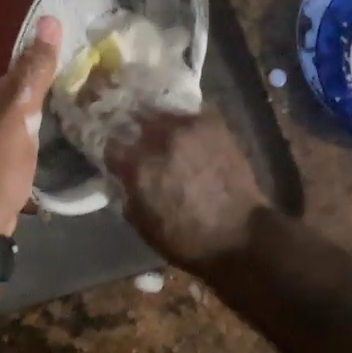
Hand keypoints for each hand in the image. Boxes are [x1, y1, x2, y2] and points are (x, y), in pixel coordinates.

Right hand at [103, 110, 266, 268]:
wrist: (241, 237)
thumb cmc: (187, 240)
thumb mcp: (143, 224)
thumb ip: (127, 192)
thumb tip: (121, 176)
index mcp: (139, 166)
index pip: (110, 144)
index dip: (110, 150)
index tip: (113, 155)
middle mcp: (160, 139)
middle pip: (133, 119)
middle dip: (131, 130)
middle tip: (134, 139)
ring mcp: (188, 127)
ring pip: (161, 112)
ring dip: (157, 122)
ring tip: (159, 131)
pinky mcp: (213, 124)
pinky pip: (189, 113)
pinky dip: (183, 120)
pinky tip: (184, 130)